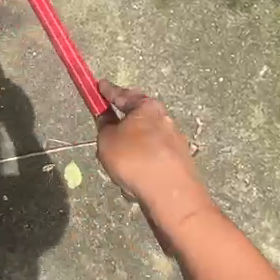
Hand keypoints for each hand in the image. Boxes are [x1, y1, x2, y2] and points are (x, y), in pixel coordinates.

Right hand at [95, 81, 211, 223]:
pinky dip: (142, 165)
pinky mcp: (180, 163)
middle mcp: (165, 119)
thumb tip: (108, 121)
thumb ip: (104, 126)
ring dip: (132, 148)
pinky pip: (153, 159)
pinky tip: (135, 179)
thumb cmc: (134, 159)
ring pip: (145, 141)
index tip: (99, 85)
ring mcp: (175, 142)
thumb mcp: (107, 140)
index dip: (107, 91)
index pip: (122, 94)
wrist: (171, 194)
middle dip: (123, 123)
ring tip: (120, 166)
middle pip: (138, 117)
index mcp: (147, 107)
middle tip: (108, 130)